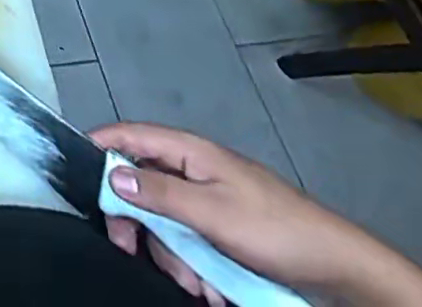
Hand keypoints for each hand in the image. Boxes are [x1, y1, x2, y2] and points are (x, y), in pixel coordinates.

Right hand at [91, 123, 421, 306]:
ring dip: (171, 253)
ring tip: (197, 283)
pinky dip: (191, 263)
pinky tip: (209, 286)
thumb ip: (158, 193)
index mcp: (188, 150)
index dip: (99, 147)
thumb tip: (111, 174)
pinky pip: (187, 238)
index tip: (76, 173)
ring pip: (162, 217)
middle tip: (128, 247)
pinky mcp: (221, 227)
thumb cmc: (276, 231)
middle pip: (140, 182)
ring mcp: (208, 198)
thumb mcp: (212, 214)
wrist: (346, 275)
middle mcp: (192, 168)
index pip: (128, 135)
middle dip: (137, 220)